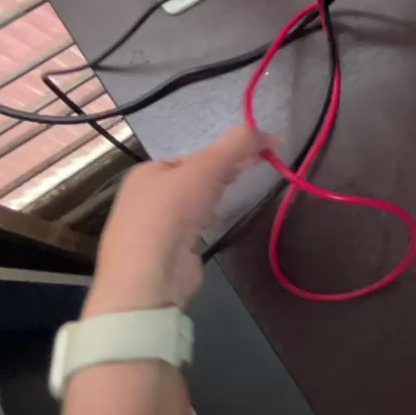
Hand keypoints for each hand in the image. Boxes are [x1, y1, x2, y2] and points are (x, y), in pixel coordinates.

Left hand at [82, 125, 267, 318]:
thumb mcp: (205, 169)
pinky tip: (213, 223)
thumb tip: (270, 134)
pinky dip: (206, 220)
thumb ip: (236, 145)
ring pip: (196, 200)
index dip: (228, 152)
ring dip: (215, 196)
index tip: (258, 155)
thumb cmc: (170, 214)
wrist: (147, 280)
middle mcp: (145, 196)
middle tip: (254, 169)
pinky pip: (192, 224)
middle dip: (225, 171)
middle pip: (197, 175)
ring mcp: (153, 225)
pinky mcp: (165, 250)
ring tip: (230, 197)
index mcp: (147, 172)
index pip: (196, 154)